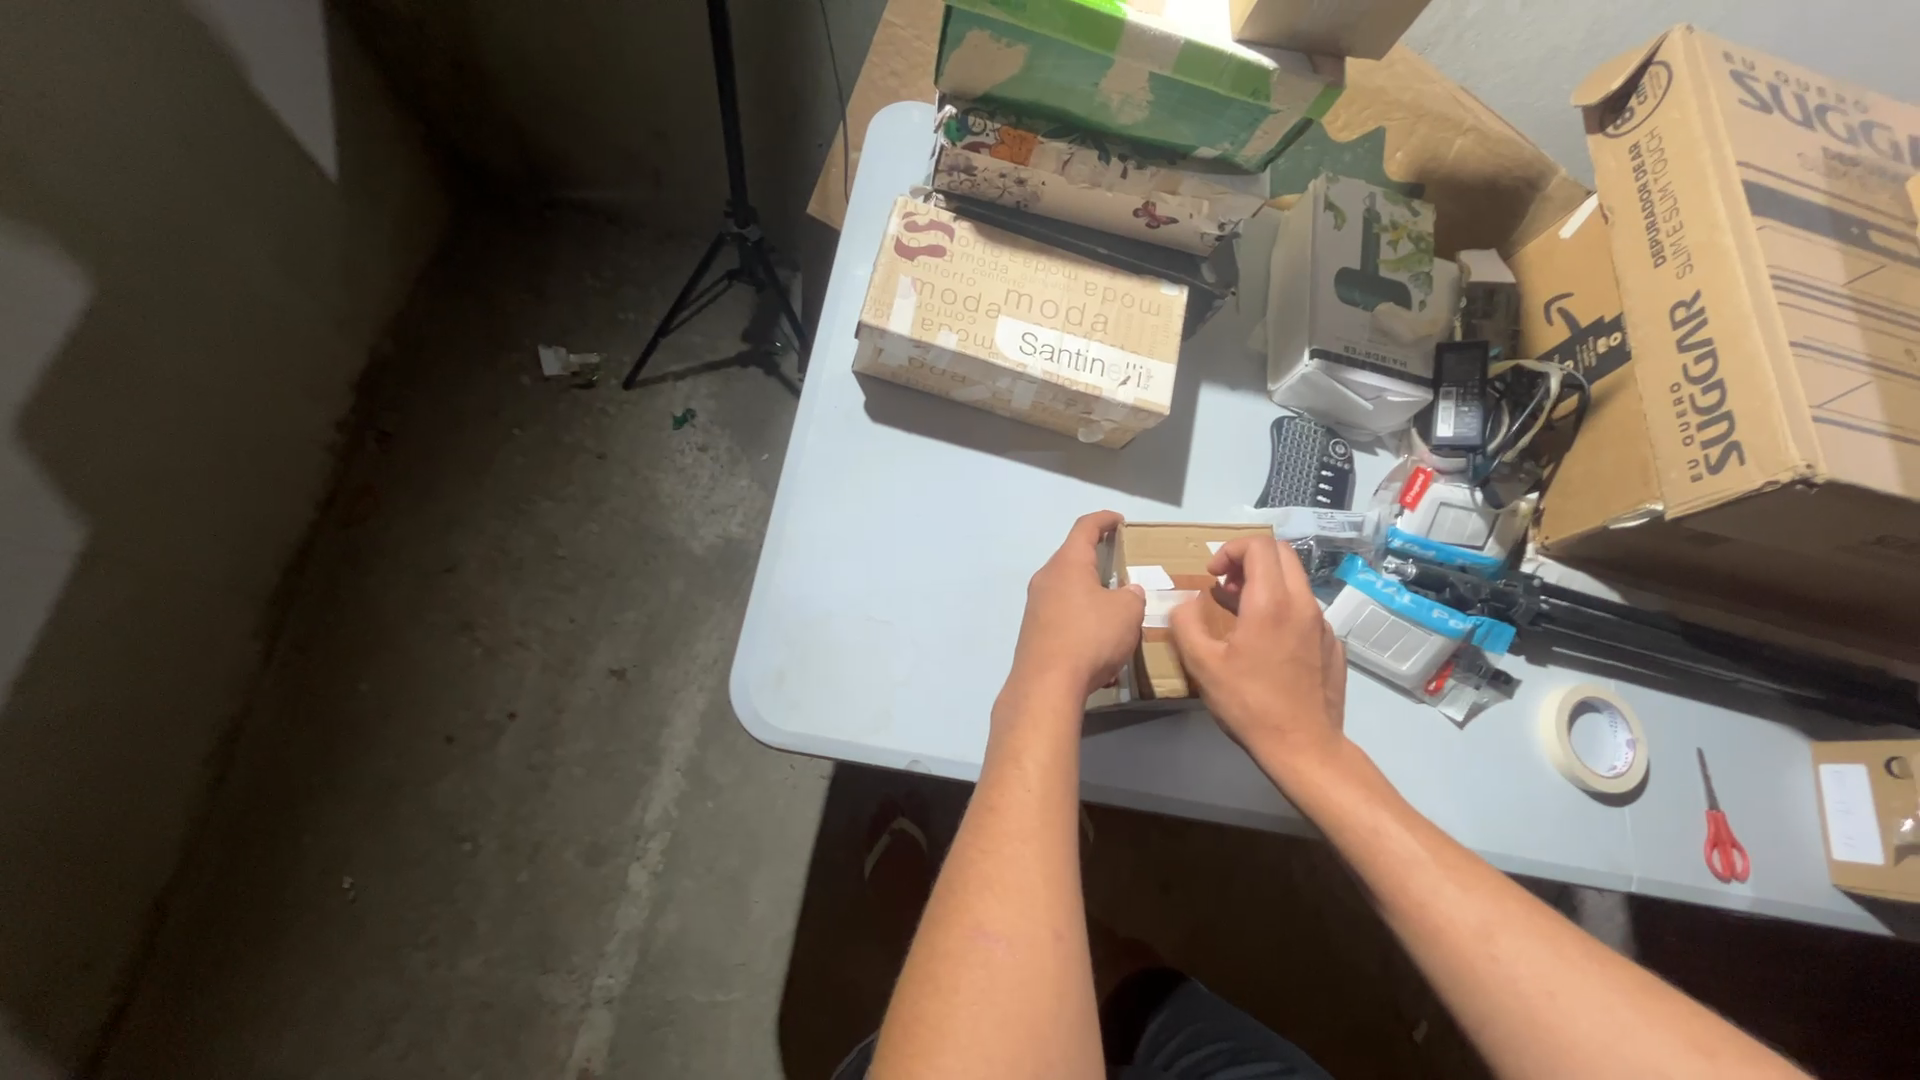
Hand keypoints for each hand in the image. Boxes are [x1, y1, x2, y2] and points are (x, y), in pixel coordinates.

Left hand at [1006, 511, 1145, 704]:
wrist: (1046, 684)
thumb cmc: (1090, 637)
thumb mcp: (1127, 613)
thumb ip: (1132, 596)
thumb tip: (1128, 593)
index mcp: (1068, 563)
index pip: (1085, 528)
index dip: (1104, 519)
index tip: (1119, 520)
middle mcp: (1046, 578)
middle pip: (1073, 559)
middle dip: (1098, 561)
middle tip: (1121, 568)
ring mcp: (1035, 606)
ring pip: (1068, 590)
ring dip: (1091, 595)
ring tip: (1116, 610)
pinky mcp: (1033, 632)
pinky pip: (1062, 617)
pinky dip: (1082, 621)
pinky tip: (1100, 644)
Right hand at [1168, 536, 1346, 778]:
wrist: (1303, 746)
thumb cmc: (1249, 703)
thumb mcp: (1202, 664)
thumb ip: (1186, 623)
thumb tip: (1187, 604)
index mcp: (1271, 602)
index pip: (1258, 546)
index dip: (1229, 550)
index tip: (1212, 575)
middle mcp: (1303, 604)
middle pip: (1281, 554)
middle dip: (1248, 560)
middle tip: (1224, 587)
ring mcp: (1323, 624)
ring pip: (1295, 583)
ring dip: (1264, 585)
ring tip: (1238, 613)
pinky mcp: (1332, 645)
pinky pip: (1305, 612)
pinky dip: (1281, 611)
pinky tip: (1266, 645)